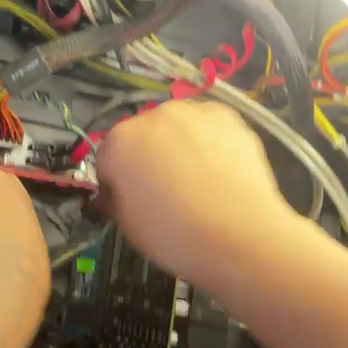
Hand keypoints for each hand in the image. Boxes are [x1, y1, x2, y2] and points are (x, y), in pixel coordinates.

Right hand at [94, 102, 298, 288]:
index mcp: (119, 142)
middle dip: (147, 157)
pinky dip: (210, 142)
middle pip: (142, 136)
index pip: (107, 159)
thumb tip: (120, 192)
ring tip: (197, 178)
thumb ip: (118, 199)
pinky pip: (208, 128)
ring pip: (177, 127)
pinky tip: (220, 169)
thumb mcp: (128, 226)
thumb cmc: (174, 235)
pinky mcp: (229, 117)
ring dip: (179, 145)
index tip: (129, 201)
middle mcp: (153, 116)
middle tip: (164, 190)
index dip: (116, 182)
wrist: (241, 233)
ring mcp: (193, 112)